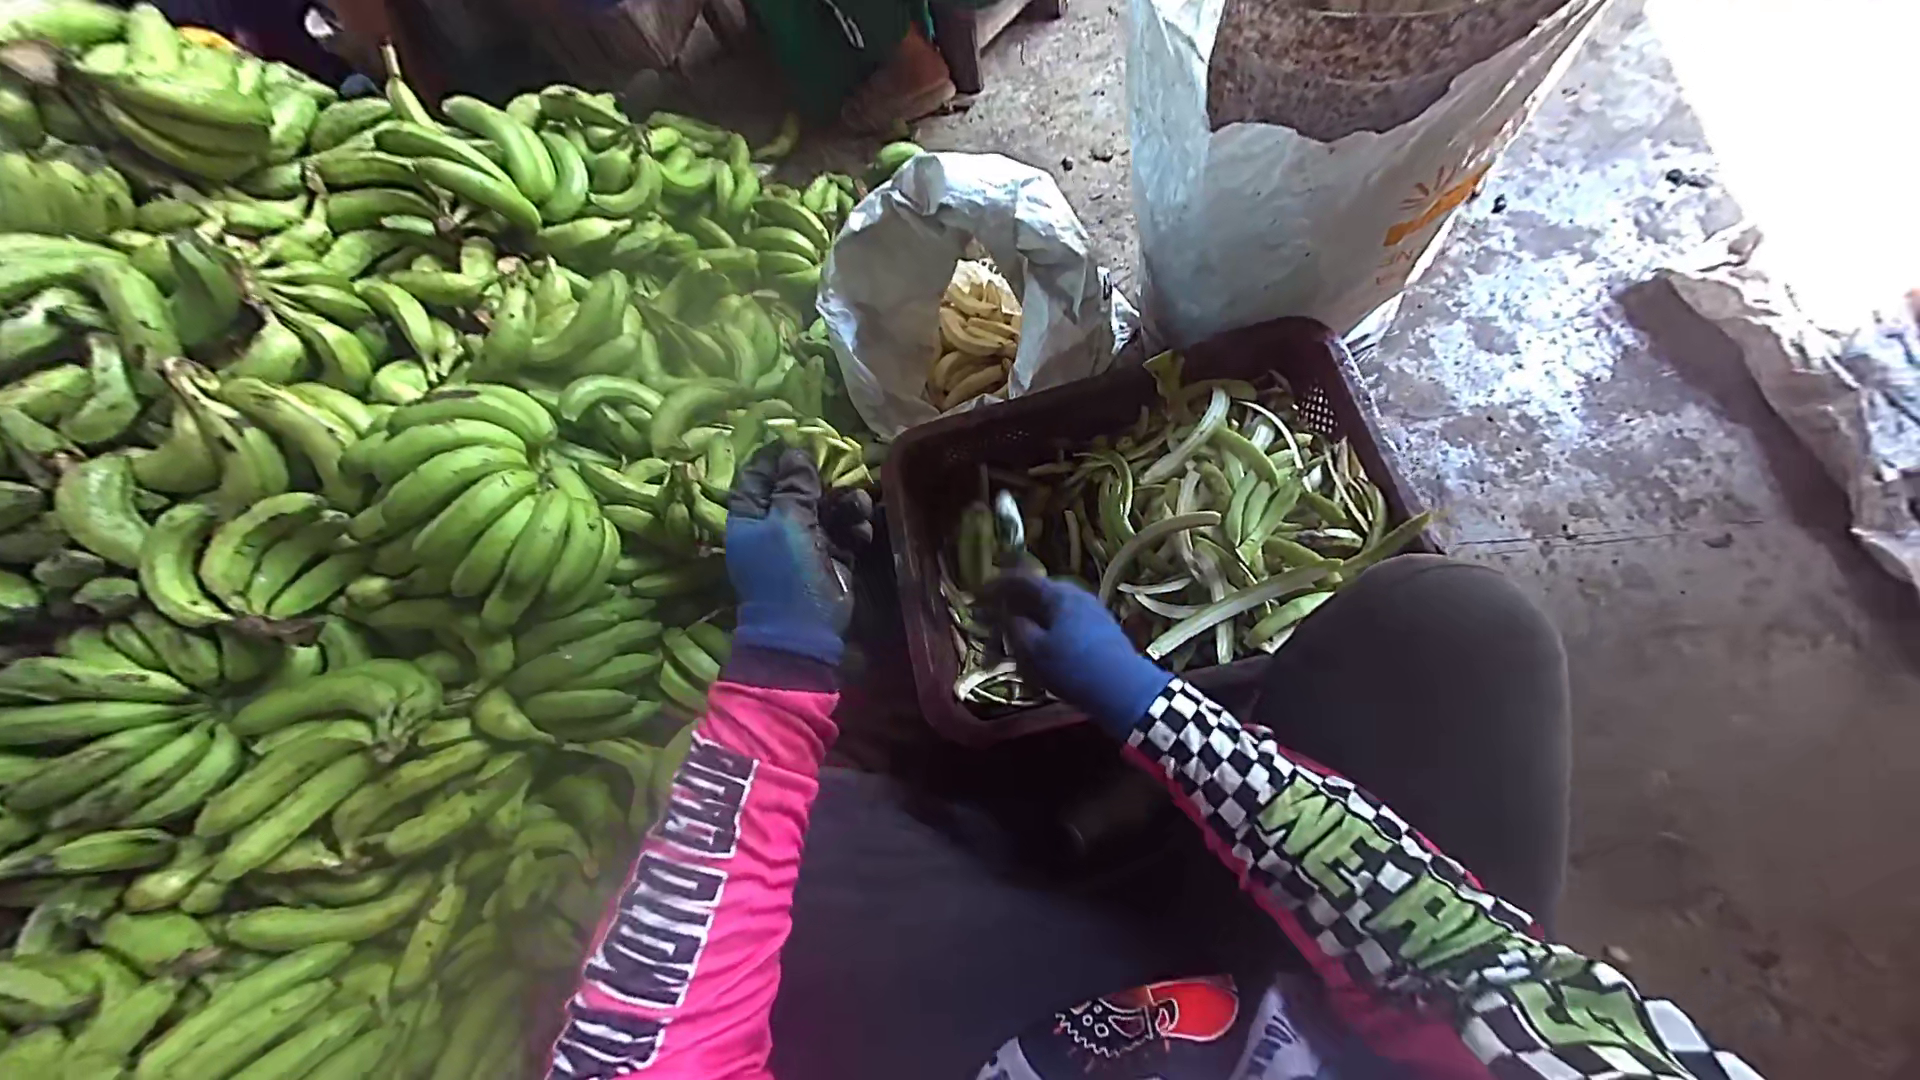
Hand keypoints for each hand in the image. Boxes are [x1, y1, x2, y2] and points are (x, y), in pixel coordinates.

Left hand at [725, 445, 873, 665]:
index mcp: (750, 516)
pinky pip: (845, 531)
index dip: (777, 457)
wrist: (805, 629)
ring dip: (846, 504)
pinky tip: (862, 531)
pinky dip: (855, 528)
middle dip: (821, 480)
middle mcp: (776, 525)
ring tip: (860, 505)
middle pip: (798, 489)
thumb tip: (795, 453)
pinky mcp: (831, 556)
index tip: (800, 441)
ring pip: (827, 508)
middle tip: (839, 468)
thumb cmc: (785, 571)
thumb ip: (792, 486)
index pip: (758, 476)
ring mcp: (805, 542)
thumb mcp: (785, 522)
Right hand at [979, 573, 1171, 734]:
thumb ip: (1015, 626)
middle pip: (1036, 594)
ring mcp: (1091, 611)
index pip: (1021, 579)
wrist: (1124, 691)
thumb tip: (1005, 614)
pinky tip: (1038, 649)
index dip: (996, 585)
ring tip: (1012, 638)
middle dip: (1012, 605)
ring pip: (1050, 610)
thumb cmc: (1074, 667)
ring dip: (1029, 620)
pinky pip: (1063, 622)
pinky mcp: (1099, 630)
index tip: (977, 594)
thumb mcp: (1034, 649)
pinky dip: (1045, 630)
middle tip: (992, 619)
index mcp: (1059, 594)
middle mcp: (1076, 595)